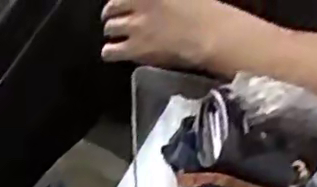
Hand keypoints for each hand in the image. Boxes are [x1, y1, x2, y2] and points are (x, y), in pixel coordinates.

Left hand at [101, 0, 274, 72]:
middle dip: (112, 12)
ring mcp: (136, 25)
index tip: (123, 1)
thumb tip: (147, 4)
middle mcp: (141, 1)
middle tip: (113, 17)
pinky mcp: (134, 48)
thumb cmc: (202, 9)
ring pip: (109, 28)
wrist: (207, 33)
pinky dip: (110, 51)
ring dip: (111, 31)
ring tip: (115, 35)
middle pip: (112, 5)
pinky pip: (109, 51)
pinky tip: (114, 52)